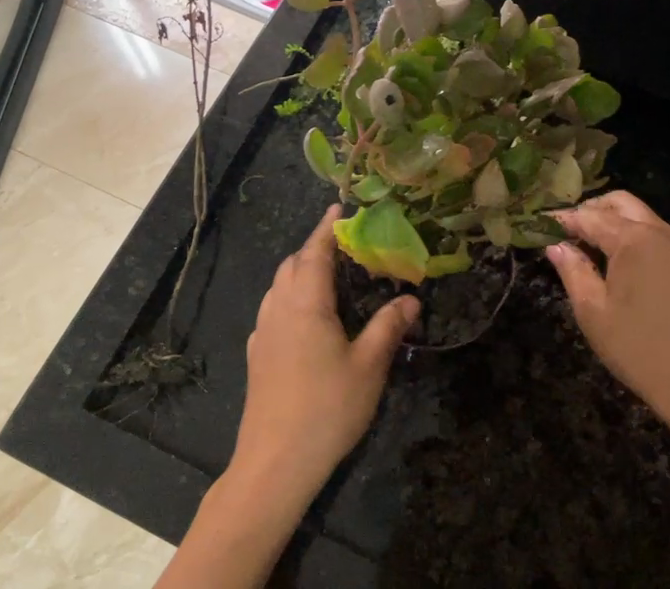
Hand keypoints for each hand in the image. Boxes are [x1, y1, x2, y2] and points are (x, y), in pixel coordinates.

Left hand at [232, 205, 420, 501]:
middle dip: (315, 247)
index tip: (341, 207)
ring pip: (280, 286)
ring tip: (331, 277)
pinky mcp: (257, 356)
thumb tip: (411, 298)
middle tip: (347, 245)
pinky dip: (291, 297)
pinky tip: (309, 318)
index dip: (328, 227)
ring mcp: (263, 333)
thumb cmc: (327, 408)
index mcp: (305, 302)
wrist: (274, 462)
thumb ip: (388, 327)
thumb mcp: (369, 366)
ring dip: (301, 271)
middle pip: (293, 264)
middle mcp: (279, 308)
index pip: (315, 251)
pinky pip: (274, 309)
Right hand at [545, 191, 669, 437]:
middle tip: (564, 234)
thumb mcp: (593, 311)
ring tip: (583, 248)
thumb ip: (572, 270)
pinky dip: (629, 235)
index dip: (561, 219)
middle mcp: (658, 231)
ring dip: (610, 221)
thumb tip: (555, 245)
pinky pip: (652, 233)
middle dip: (589, 211)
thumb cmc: (639, 348)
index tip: (537, 225)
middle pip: (618, 203)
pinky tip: (612, 261)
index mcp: (633, 239)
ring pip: (638, 214)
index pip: (589, 216)